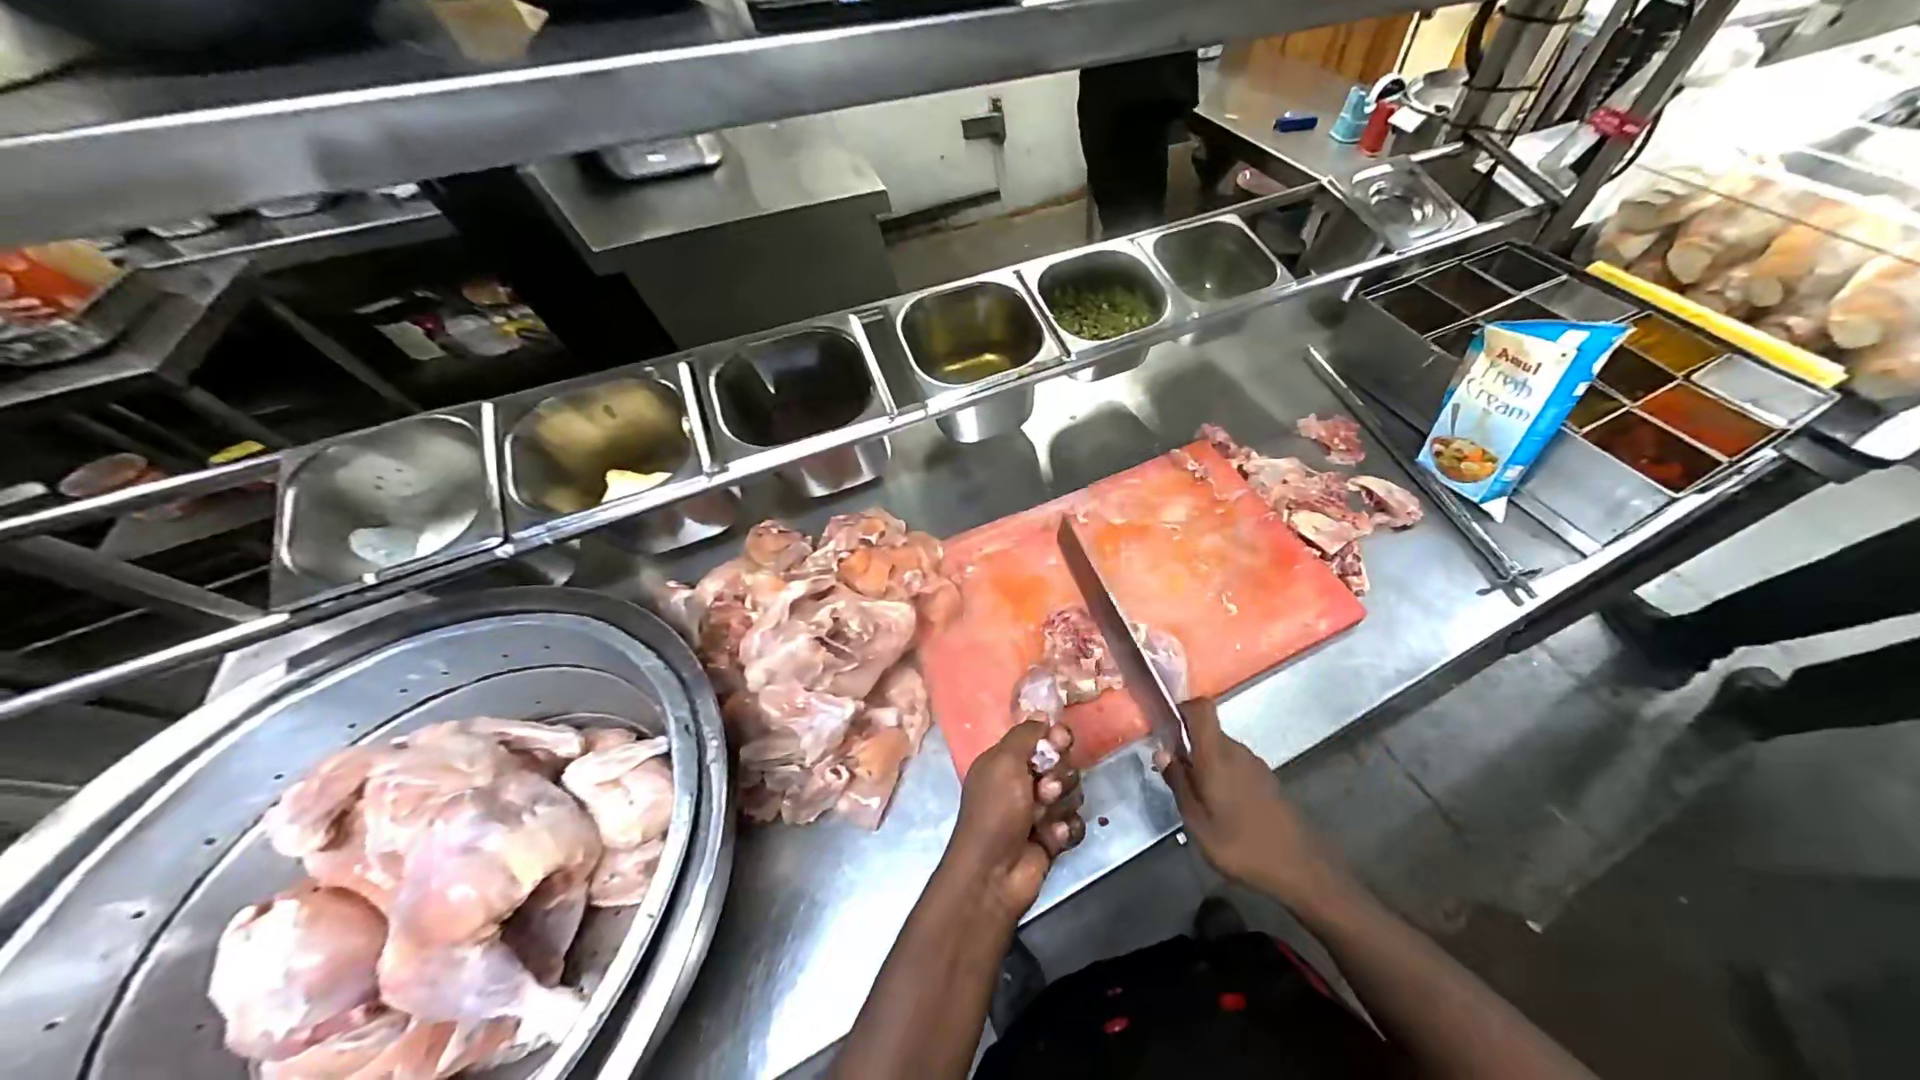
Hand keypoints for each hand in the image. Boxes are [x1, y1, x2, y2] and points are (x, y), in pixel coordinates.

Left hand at [944, 721, 1083, 920]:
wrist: (994, 873)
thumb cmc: (995, 812)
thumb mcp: (1003, 762)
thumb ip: (1025, 735)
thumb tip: (1042, 715)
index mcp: (1007, 761)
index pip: (1044, 738)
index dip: (1057, 739)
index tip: (1061, 743)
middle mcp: (1024, 782)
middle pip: (1063, 764)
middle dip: (1058, 777)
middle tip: (1041, 791)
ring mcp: (1040, 810)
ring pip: (1073, 793)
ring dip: (1060, 806)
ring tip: (1041, 820)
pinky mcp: (1054, 836)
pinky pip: (1077, 822)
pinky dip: (1065, 830)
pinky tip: (1051, 839)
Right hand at [1161, 698, 1348, 906]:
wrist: (1300, 869)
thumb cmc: (1241, 845)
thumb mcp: (1196, 822)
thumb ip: (1178, 783)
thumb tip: (1162, 752)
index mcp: (1217, 755)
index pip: (1202, 708)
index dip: (1182, 708)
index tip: (1167, 729)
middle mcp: (1237, 752)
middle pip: (1208, 731)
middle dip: (1187, 747)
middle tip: (1175, 779)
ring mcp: (1255, 765)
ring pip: (1220, 750)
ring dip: (1205, 765)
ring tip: (1198, 800)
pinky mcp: (1266, 780)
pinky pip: (1235, 765)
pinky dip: (1222, 776)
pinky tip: (1222, 808)